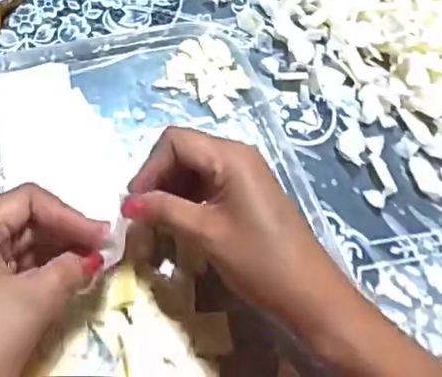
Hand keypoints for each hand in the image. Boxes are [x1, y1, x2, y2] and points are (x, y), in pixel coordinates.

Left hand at [0, 183, 107, 376]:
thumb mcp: (31, 303)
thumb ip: (66, 272)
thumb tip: (94, 258)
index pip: (28, 200)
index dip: (67, 214)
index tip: (102, 236)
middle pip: (27, 220)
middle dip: (66, 233)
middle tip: (104, 250)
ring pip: (25, 247)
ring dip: (59, 253)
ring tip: (93, 264)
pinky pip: (18, 271)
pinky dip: (45, 273)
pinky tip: (71, 279)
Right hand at [124, 127, 441, 376]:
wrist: (315, 300)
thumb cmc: (261, 262)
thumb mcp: (207, 235)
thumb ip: (165, 211)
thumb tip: (126, 203)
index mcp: (229, 154)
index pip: (174, 141)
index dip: (149, 167)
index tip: (134, 201)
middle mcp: (237, 153)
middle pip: (183, 150)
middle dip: (158, 177)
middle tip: (142, 211)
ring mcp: (244, 172)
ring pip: (194, 166)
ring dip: (171, 188)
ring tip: (157, 220)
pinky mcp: (248, 191)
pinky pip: (208, 181)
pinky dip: (189, 197)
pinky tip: (181, 221)